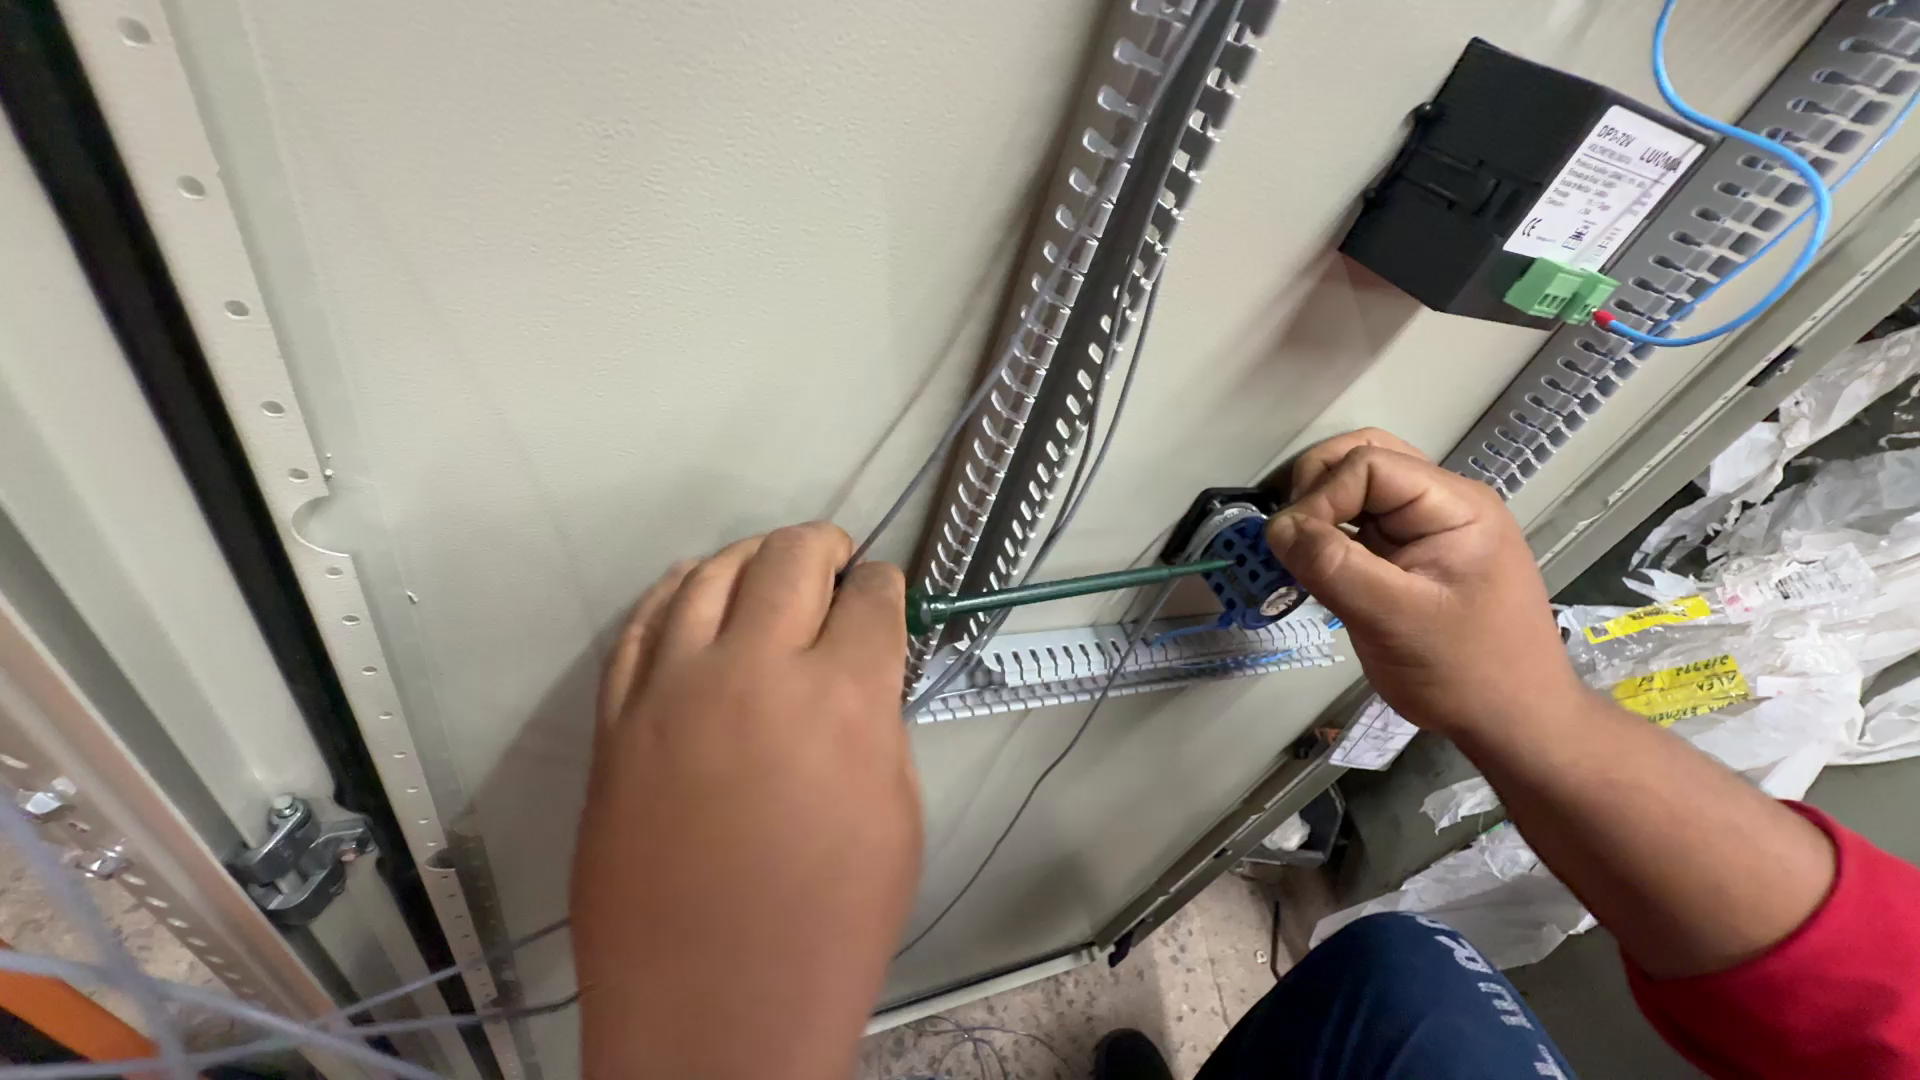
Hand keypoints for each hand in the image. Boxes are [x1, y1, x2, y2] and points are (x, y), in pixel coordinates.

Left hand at [571, 523, 920, 1079]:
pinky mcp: (618, 721)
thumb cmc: (833, 921)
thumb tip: (858, 669)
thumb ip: (877, 719)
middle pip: (790, 560)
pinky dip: (677, 592)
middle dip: (824, 547)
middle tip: (838, 557)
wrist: (714, 1010)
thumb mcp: (897, 811)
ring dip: (751, 557)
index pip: (872, 600)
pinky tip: (696, 590)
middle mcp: (753, 671)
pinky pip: (644, 625)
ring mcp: (672, 691)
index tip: (883, 589)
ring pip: (710, 575)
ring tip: (770, 565)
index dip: (885, 586)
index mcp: (840, 697)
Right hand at [1264, 429, 1580, 737]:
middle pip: (1361, 457)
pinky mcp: (1404, 555)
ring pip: (1354, 486)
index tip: (1294, 547)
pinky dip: (1323, 534)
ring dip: (1316, 509)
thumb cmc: (1466, 671)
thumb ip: (1333, 567)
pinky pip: (1354, 523)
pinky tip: (1309, 564)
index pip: (1368, 464)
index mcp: (1453, 507)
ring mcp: (1422, 529)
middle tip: (1289, 536)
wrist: (1511, 722)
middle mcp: (1439, 504)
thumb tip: (1276, 528)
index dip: (1321, 496)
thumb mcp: (1394, 619)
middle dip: (1313, 488)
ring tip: (1295, 549)